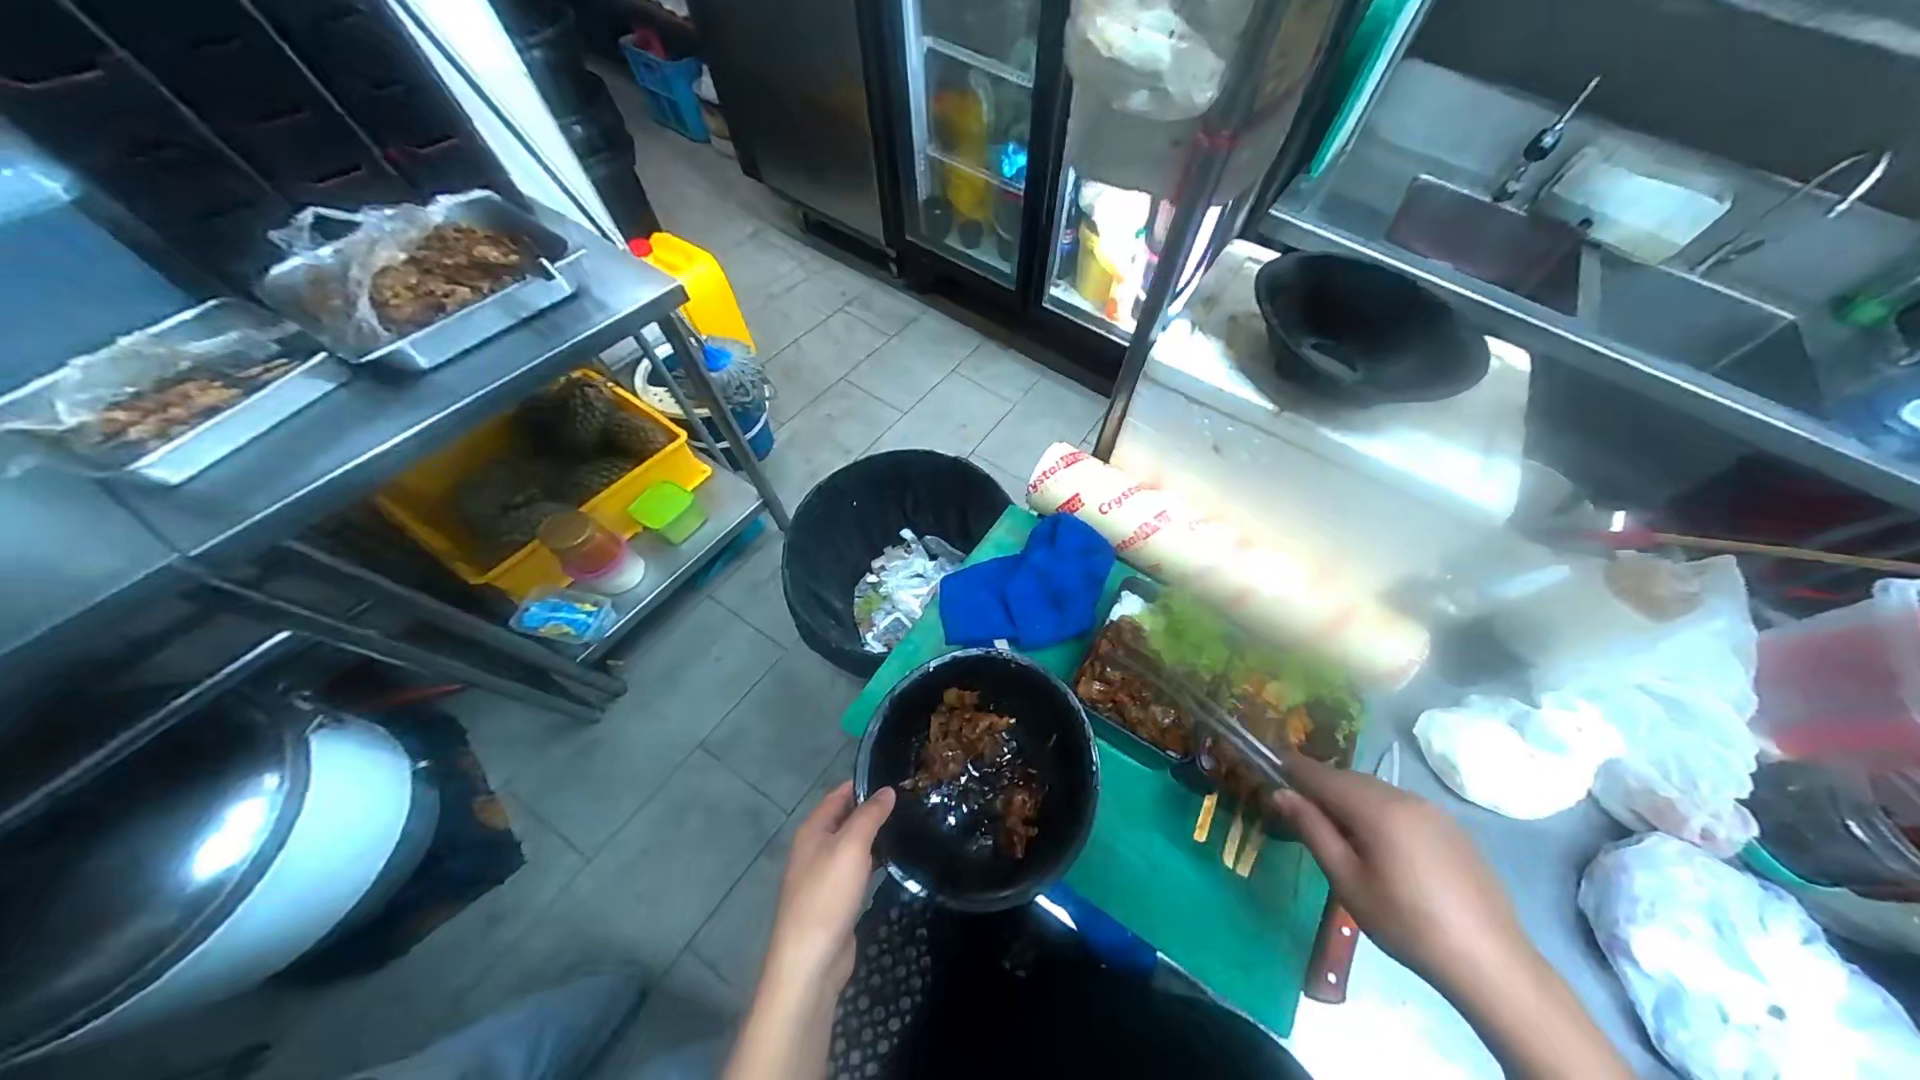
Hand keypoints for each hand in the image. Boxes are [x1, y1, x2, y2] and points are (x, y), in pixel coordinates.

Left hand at [726, 783, 894, 1079]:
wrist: (810, 961)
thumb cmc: (827, 895)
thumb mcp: (851, 846)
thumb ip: (869, 815)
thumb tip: (887, 790)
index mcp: (813, 830)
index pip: (839, 794)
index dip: (865, 783)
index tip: (897, 775)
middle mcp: (815, 848)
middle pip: (846, 818)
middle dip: (874, 808)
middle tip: (911, 799)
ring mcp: (824, 875)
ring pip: (853, 844)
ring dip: (876, 835)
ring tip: (910, 823)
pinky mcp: (836, 899)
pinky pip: (858, 868)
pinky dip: (875, 860)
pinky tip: (896, 859)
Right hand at [1269, 753, 1527, 989]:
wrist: (1490, 962)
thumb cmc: (1406, 923)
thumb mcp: (1347, 881)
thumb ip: (1313, 830)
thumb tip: (1281, 793)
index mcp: (1377, 808)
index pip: (1322, 775)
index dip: (1293, 768)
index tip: (1271, 765)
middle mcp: (1405, 797)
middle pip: (1350, 779)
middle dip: (1321, 785)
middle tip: (1298, 806)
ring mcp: (1434, 811)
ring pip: (1377, 791)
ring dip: (1349, 798)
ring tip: (1336, 828)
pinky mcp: (1452, 829)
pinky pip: (1401, 805)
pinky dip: (1377, 810)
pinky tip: (1378, 842)